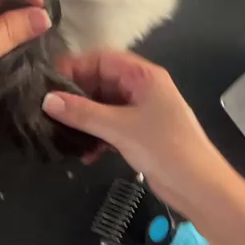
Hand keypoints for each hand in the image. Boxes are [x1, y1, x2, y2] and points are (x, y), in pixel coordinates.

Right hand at [43, 52, 236, 215]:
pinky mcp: (140, 134)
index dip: (74, 68)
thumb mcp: (119, 128)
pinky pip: (111, 127)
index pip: (101, 59)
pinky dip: (98, 137)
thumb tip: (47, 100)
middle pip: (100, 83)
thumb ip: (83, 113)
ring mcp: (142, 112)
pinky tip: (86, 155)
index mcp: (144, 76)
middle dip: (76, 98)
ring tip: (64, 136)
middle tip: (50, 113)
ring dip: (85, 121)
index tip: (49, 85)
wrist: (198, 185)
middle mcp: (142, 89)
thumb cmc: (164, 148)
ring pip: (104, 107)